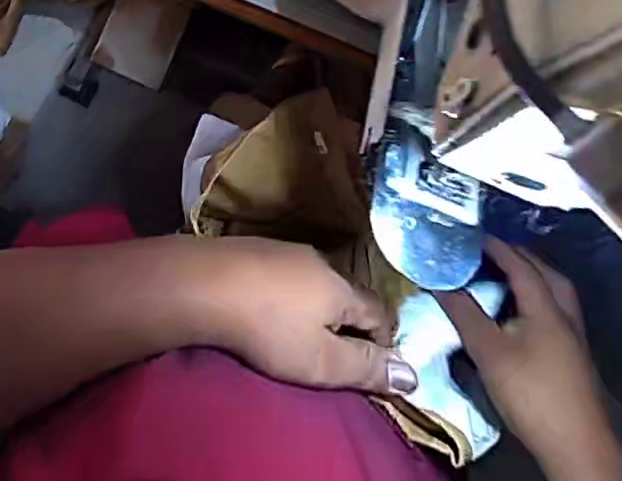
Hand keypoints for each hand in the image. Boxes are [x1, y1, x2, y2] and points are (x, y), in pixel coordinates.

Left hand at [176, 236, 418, 394]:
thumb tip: (413, 373)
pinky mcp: (260, 248)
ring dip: (319, 304)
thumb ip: (366, 367)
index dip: (384, 341)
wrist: (208, 283)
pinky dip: (290, 292)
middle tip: (338, 349)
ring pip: (318, 280)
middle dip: (351, 321)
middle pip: (349, 293)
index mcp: (342, 287)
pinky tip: (272, 305)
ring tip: (304, 329)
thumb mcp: (322, 362)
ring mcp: (288, 250)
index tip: (373, 364)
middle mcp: (321, 261)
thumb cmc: (270, 329)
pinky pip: (288, 272)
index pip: (380, 313)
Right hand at [437, 240, 621, 480]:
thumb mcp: (488, 351)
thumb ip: (463, 311)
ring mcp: (574, 335)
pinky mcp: (574, 354)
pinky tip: (518, 309)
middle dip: (514, 255)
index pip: (518, 261)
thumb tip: (437, 280)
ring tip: (500, 274)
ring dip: (528, 275)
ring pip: (553, 290)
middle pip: (542, 270)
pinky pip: (554, 307)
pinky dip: (535, 295)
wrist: (577, 450)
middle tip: (485, 250)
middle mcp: (565, 313)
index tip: (468, 234)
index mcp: (546, 306)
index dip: (493, 245)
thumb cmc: (531, 394)